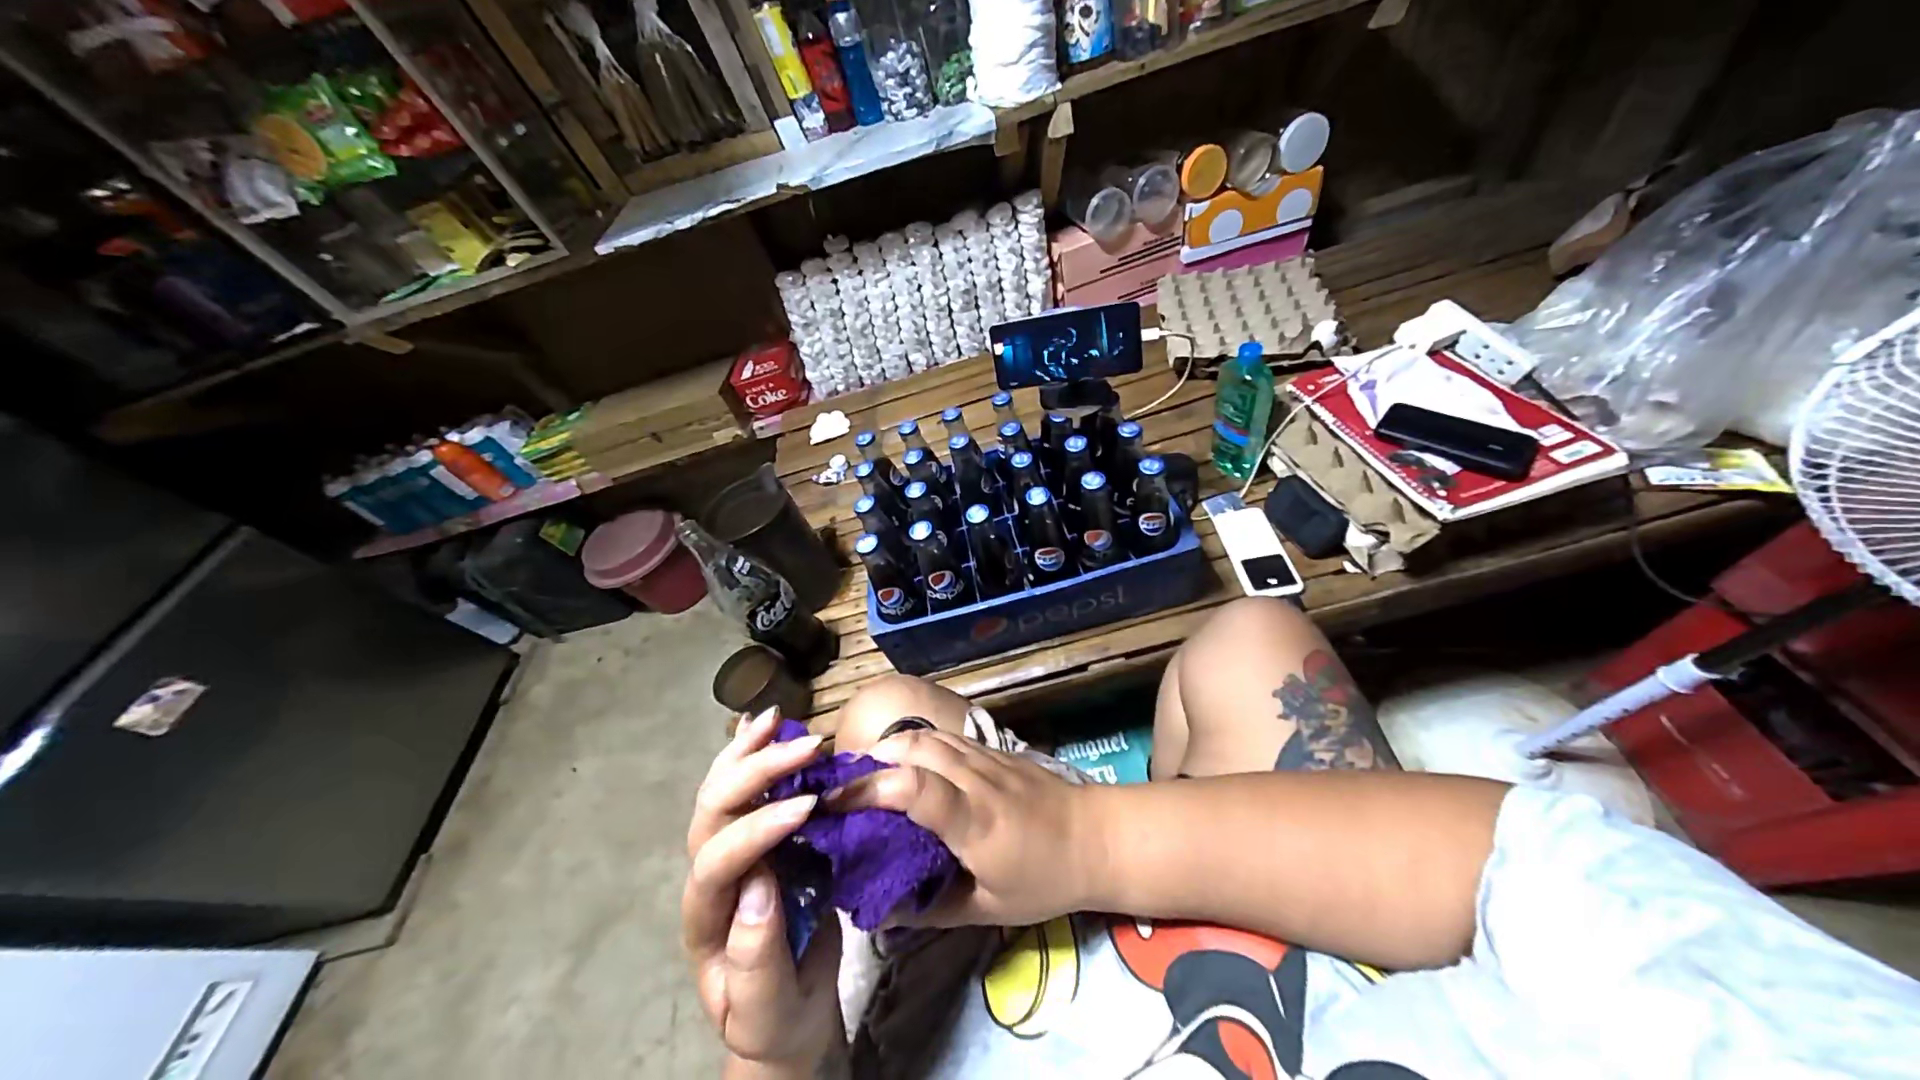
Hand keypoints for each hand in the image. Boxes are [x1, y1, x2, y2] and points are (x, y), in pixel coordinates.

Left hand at [683, 708, 842, 1068]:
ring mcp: (731, 853)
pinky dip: (751, 754)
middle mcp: (709, 877)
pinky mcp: (758, 841)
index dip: (758, 830)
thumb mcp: (767, 1010)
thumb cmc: (776, 1019)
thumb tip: (758, 886)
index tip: (807, 808)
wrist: (787, 1017)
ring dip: (747, 751)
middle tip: (806, 747)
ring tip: (775, 718)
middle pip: (713, 813)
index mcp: (705, 919)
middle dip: (755, 773)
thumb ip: (757, 959)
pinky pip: (746, 791)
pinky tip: (763, 726)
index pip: (717, 862)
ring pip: (721, 792)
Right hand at [828, 728, 1105, 927]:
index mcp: (974, 821)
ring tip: (866, 774)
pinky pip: (944, 737)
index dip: (868, 789)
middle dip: (869, 762)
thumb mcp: (988, 908)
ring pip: (927, 737)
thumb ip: (930, 907)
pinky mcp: (993, 749)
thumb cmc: (1045, 879)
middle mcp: (975, 779)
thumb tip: (879, 909)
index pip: (913, 788)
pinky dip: (915, 745)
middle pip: (913, 748)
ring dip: (889, 749)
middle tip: (842, 789)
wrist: (1099, 837)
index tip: (832, 804)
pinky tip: (906, 764)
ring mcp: (985, 758)